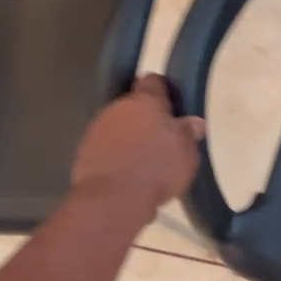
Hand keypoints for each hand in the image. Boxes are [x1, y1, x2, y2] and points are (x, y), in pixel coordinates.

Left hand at [70, 74, 205, 218]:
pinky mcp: (85, 154)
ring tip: (147, 162)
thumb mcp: (186, 152)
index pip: (152, 82)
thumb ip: (188, 133)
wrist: (113, 199)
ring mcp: (97, 130)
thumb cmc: (157, 167)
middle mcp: (117, 109)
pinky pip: (107, 150)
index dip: (162, 89)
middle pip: (133, 107)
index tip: (171, 101)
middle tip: (163, 140)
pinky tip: (130, 176)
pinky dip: (118, 158)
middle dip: (147, 120)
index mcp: (144, 102)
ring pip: (119, 128)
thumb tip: (194, 122)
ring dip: (131, 139)